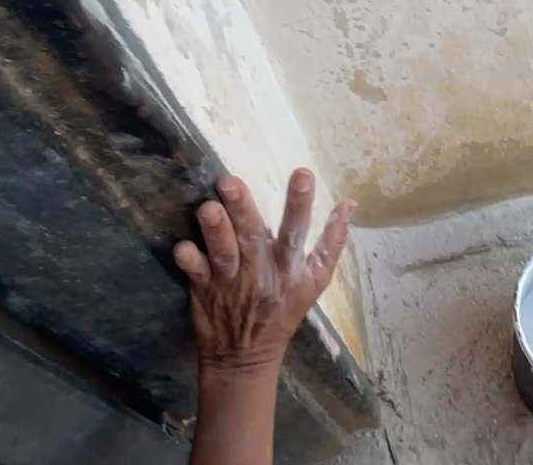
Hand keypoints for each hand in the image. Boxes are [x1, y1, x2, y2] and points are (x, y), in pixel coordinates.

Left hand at [173, 169, 355, 375]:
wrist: (245, 359)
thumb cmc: (285, 311)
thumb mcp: (317, 280)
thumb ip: (332, 241)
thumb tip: (349, 203)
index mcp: (289, 267)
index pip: (298, 230)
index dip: (301, 204)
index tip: (303, 173)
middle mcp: (260, 271)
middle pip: (252, 236)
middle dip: (242, 208)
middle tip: (229, 181)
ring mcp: (230, 282)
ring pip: (223, 252)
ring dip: (215, 231)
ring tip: (207, 207)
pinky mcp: (205, 291)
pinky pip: (195, 274)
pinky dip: (190, 261)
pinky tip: (182, 246)